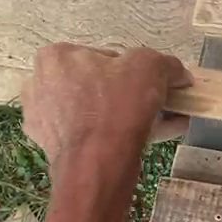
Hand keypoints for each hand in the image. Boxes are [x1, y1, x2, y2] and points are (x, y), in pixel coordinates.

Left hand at [21, 44, 192, 166]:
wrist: (97, 164)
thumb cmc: (117, 108)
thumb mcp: (152, 69)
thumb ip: (167, 65)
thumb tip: (179, 74)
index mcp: (57, 56)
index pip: (106, 58)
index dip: (135, 73)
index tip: (153, 88)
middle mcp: (41, 82)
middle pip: (98, 85)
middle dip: (129, 96)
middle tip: (156, 107)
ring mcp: (42, 116)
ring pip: (94, 111)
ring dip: (125, 116)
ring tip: (157, 126)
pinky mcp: (49, 144)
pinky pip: (88, 133)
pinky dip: (111, 134)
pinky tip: (139, 140)